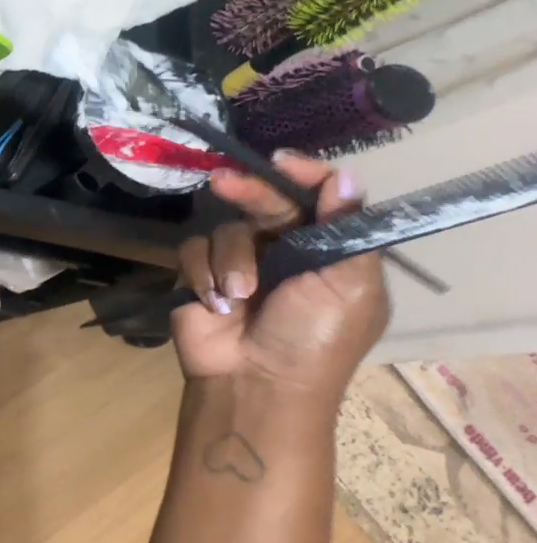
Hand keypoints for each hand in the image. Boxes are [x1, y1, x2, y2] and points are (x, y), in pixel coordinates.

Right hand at [172, 154, 390, 400]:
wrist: (255, 380)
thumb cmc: (315, 336)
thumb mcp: (350, 285)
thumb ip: (347, 231)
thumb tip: (346, 176)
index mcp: (331, 251)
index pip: (322, 199)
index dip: (306, 176)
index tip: (281, 162)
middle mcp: (285, 251)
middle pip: (266, 203)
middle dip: (247, 192)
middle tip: (223, 182)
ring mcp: (239, 263)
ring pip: (225, 230)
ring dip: (229, 262)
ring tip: (237, 297)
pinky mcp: (199, 275)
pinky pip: (192, 250)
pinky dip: (201, 274)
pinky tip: (214, 303)